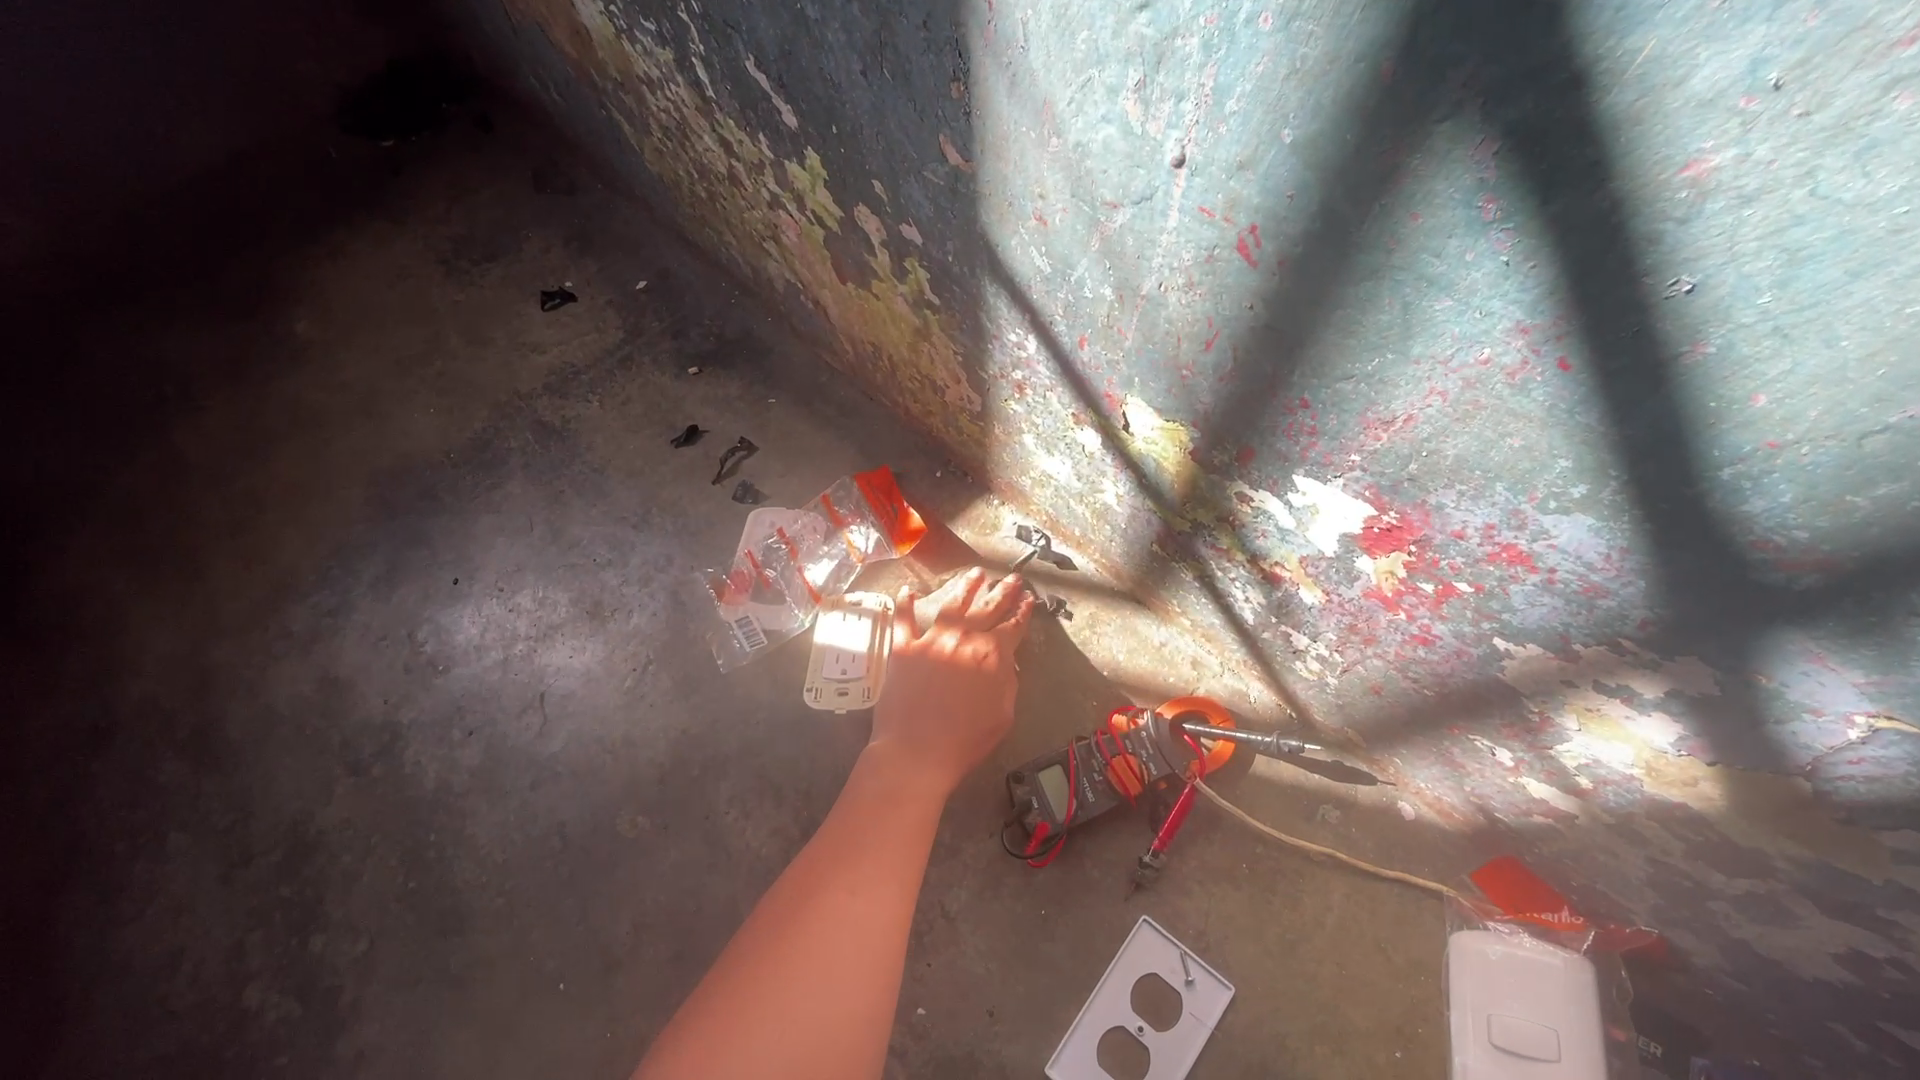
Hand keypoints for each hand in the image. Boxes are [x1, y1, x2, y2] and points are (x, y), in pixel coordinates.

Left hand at [867, 568, 1034, 794]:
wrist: (917, 751)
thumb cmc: (966, 740)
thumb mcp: (1004, 714)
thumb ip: (1008, 682)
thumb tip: (1006, 662)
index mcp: (993, 654)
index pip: (1013, 626)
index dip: (1023, 612)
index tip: (1028, 599)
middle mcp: (964, 638)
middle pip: (987, 608)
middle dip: (1002, 591)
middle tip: (1011, 578)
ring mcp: (931, 640)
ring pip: (951, 604)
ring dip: (965, 587)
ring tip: (974, 573)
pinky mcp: (903, 648)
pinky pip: (903, 619)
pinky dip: (905, 603)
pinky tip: (909, 590)